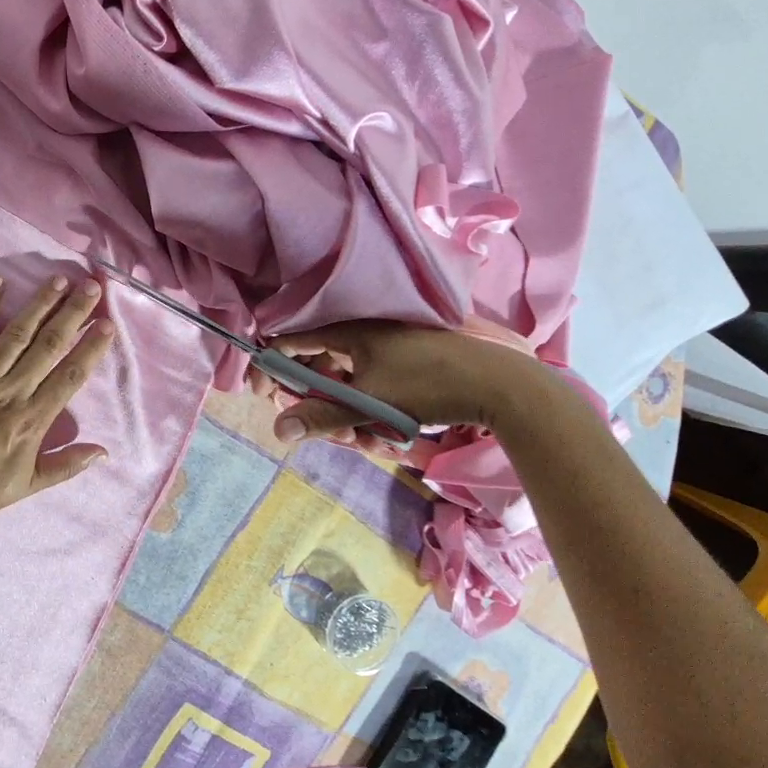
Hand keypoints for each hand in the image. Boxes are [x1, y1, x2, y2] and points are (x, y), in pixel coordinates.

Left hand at [0, 275, 112, 536]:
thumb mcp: (25, 488)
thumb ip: (65, 466)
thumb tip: (103, 451)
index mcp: (31, 422)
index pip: (70, 377)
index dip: (91, 350)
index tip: (108, 326)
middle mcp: (10, 393)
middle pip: (49, 346)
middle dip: (73, 314)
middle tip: (92, 288)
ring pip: (16, 334)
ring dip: (39, 304)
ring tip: (59, 280)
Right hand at [249, 320, 579, 450]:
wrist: (503, 385)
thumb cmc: (429, 385)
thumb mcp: (369, 404)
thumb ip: (321, 416)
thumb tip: (277, 430)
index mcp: (348, 329)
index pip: (291, 340)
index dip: (272, 367)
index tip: (264, 396)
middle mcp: (364, 330)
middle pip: (317, 360)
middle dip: (312, 397)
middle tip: (319, 426)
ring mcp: (389, 343)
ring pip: (347, 374)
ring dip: (344, 407)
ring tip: (361, 438)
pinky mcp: (410, 358)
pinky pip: (372, 378)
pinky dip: (369, 404)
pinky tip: (384, 432)